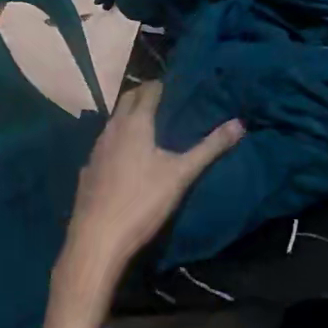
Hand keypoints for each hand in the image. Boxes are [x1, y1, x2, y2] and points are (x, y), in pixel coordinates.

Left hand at [62, 79, 243, 276]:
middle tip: (164, 100)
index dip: (162, 86)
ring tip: (148, 125)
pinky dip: (117, 141)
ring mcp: (96, 151)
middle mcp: (112, 130)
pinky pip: (104, 145)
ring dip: (129, 116)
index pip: (148, 91)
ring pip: (113, 122)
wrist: (96, 242)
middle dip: (144, 94)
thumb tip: (240, 124)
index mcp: (136, 123)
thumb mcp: (182, 174)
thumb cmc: (142, 202)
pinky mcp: (87, 172)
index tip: (177, 86)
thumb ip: (211, 147)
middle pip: (127, 100)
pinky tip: (125, 158)